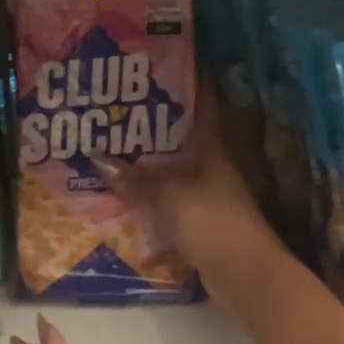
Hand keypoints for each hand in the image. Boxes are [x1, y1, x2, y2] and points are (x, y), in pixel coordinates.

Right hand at [95, 84, 281, 311]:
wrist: (246, 275)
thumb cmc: (213, 220)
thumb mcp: (169, 196)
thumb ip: (135, 179)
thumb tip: (97, 159)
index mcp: (210, 146)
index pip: (200, 103)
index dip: (183, 83)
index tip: (155, 68)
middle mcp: (210, 163)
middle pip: (179, 137)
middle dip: (150, 126)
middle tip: (114, 110)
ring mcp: (206, 193)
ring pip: (172, 170)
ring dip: (147, 164)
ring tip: (110, 150)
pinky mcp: (200, 221)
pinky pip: (168, 201)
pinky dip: (149, 198)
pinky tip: (123, 195)